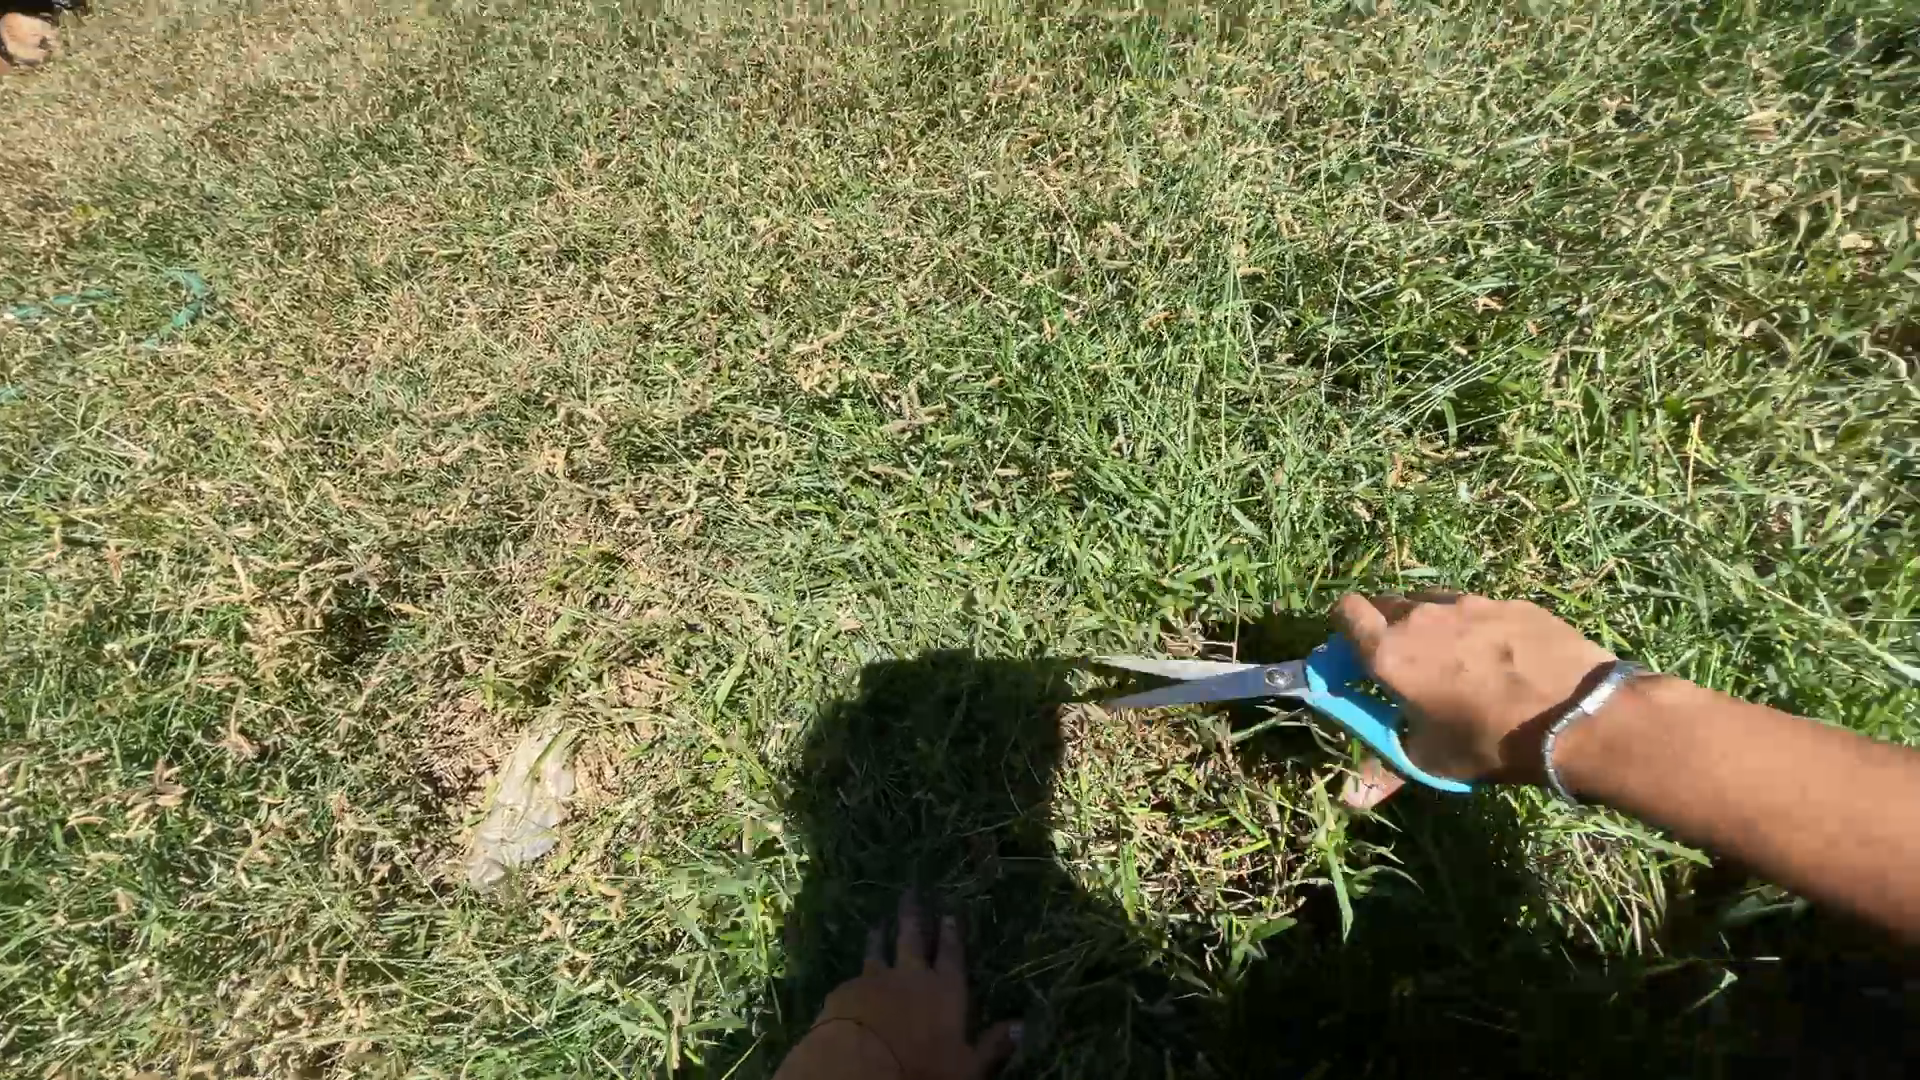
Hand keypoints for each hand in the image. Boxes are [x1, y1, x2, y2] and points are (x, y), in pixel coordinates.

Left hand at [776, 891, 1019, 1079]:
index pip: (951, 954)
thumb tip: (1021, 1026)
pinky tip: (852, 978)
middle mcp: (912, 976)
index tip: (949, 911)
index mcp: (945, 990)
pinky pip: (853, 979)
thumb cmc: (924, 1070)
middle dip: (914, 914)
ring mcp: (876, 979)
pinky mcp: (846, 992)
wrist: (862, 1070)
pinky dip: (856, 977)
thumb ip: (993, 1045)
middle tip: (910, 891)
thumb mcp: (968, 1067)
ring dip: (879, 935)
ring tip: (878, 923)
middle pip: (913, 937)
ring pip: (878, 949)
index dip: (951, 932)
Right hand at [1331, 592, 1614, 807]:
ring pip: (1429, 601)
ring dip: (1428, 622)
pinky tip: (1500, 656)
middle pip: (1384, 603)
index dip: (1345, 626)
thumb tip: (1350, 800)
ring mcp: (1467, 605)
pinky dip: (1475, 625)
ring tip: (1454, 656)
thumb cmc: (1493, 741)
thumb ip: (1383, 770)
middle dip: (1385, 624)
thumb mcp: (1432, 759)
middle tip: (1403, 658)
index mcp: (1387, 652)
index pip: (1344, 611)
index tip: (1357, 649)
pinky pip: (1476, 607)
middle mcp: (1419, 618)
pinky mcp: (1509, 603)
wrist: (1586, 721)